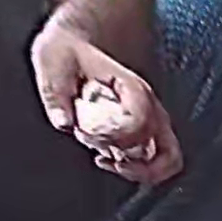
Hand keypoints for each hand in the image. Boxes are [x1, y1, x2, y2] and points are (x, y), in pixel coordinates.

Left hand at [30, 19, 183, 184]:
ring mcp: (155, 126)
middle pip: (169, 155)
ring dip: (141, 172)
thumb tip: (63, 123)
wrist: (79, 48)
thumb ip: (54, 92)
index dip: (117, 136)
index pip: (141, 124)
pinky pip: (157, 162)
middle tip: (114, 165)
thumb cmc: (69, 53)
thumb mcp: (52, 62)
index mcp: (136, 91)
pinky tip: (111, 160)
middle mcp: (154, 111)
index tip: (89, 133)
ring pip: (167, 163)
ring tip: (110, 163)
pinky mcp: (150, 135)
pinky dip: (139, 170)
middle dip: (143, 169)